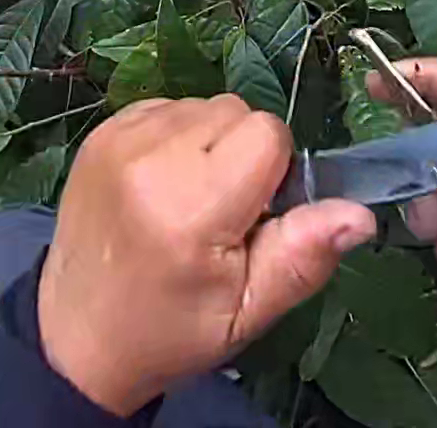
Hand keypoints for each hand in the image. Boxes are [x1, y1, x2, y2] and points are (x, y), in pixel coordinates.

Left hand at [38, 94, 376, 414]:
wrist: (77, 334)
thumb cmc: (171, 326)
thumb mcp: (246, 309)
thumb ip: (304, 255)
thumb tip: (359, 213)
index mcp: (191, 203)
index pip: (267, 132)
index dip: (274, 168)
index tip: (252, 209)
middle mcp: (152, 155)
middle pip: (237, 110)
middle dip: (242, 151)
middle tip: (219, 207)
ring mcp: (121, 135)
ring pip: (206, 103)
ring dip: (210, 138)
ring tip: (187, 192)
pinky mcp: (104, 128)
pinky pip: (170, 105)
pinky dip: (178, 132)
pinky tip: (162, 176)